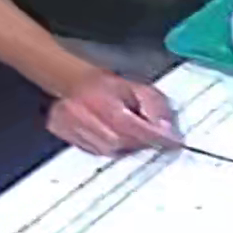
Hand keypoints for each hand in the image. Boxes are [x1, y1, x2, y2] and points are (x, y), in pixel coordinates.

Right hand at [45, 74, 181, 156]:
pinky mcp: (60, 129)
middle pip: (120, 141)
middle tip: (148, 136)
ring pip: (108, 149)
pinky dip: (109, 146)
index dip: (153, 137)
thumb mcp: (145, 92)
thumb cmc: (116, 89)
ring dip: (125, 146)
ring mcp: (65, 120)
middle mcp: (75, 110)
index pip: (128, 126)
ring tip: (127, 132)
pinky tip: (111, 134)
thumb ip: (157, 109)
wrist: (78, 81)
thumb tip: (165, 128)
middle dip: (140, 142)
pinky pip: (95, 150)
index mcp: (96, 98)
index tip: (172, 143)